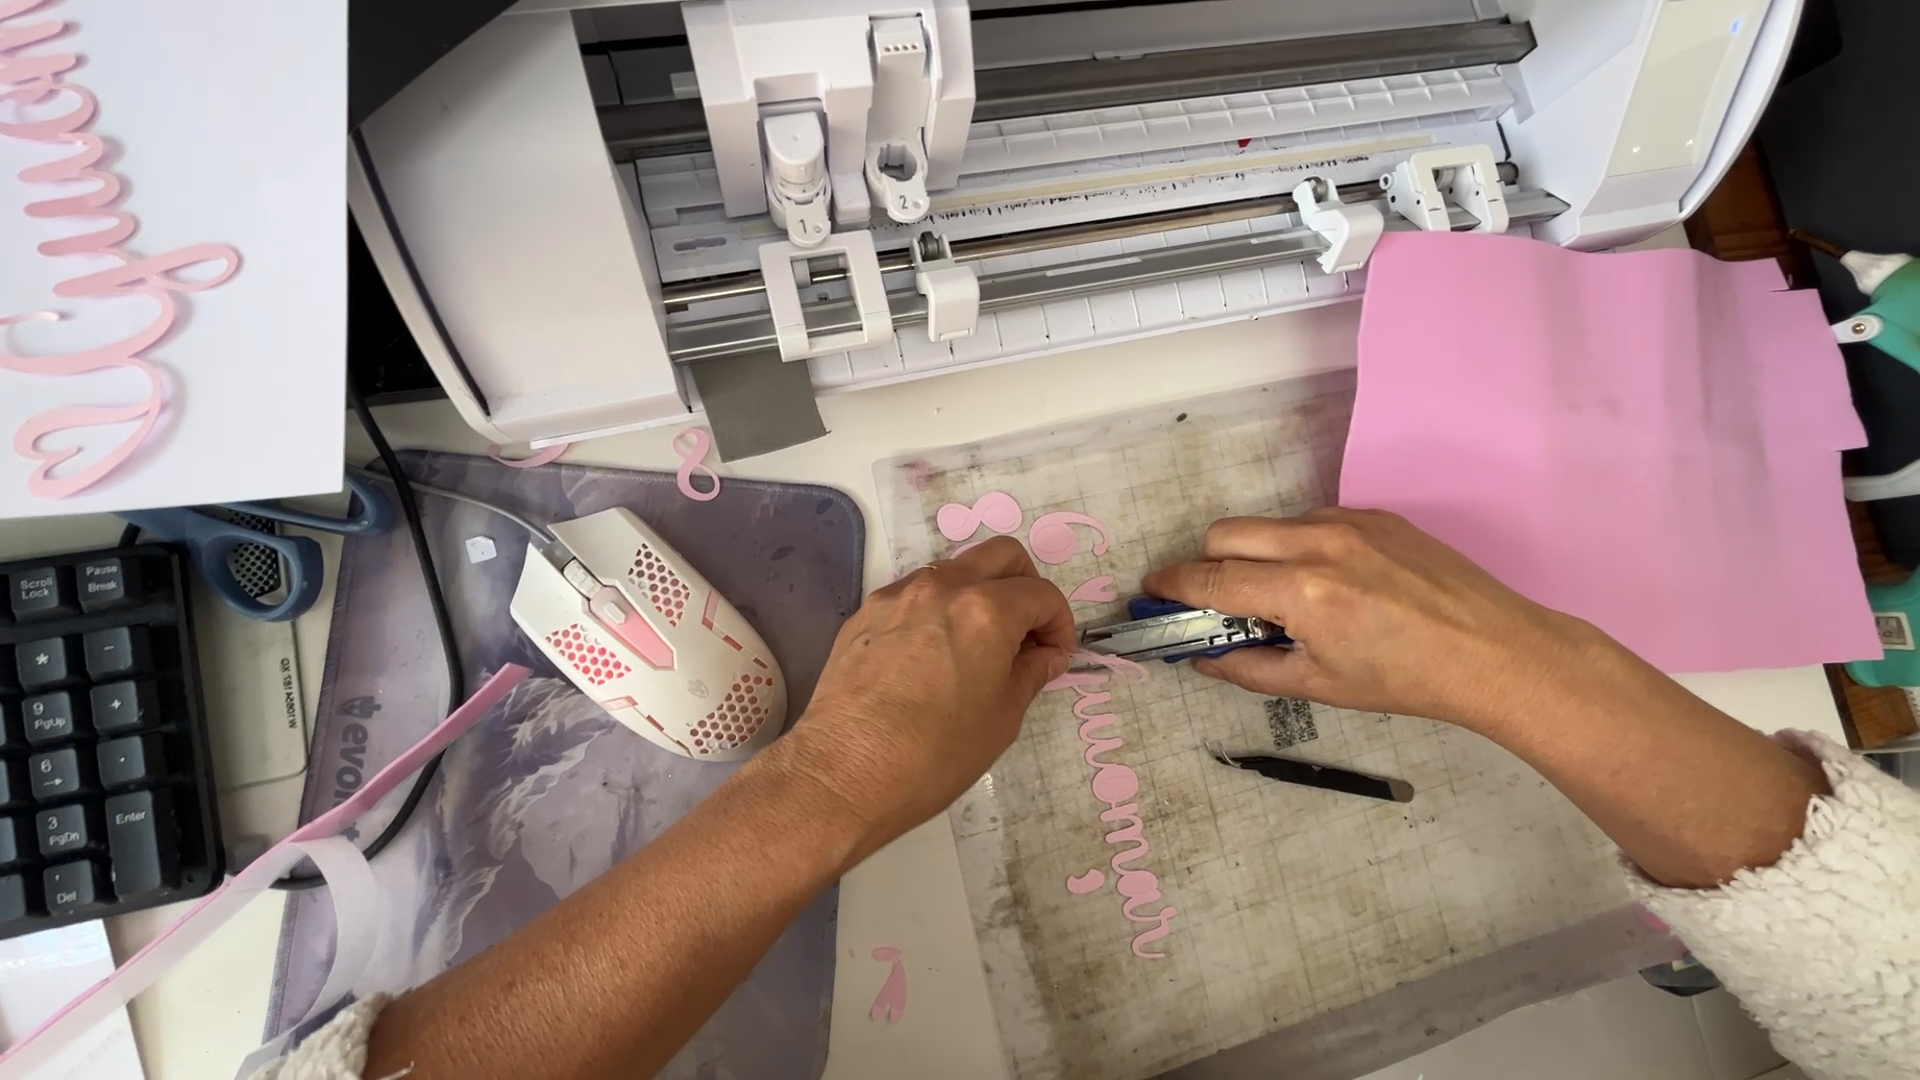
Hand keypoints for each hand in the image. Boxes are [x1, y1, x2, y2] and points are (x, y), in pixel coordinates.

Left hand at [781, 537, 1075, 857]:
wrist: (844, 773)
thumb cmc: (935, 753)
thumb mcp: (1002, 717)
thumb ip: (1031, 672)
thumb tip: (1045, 654)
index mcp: (986, 609)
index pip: (1041, 594)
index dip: (1059, 624)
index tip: (1054, 657)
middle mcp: (942, 586)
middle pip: (1001, 555)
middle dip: (1026, 586)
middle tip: (1026, 632)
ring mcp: (897, 595)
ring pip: (954, 570)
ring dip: (978, 594)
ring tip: (976, 647)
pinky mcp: (865, 613)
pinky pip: (914, 594)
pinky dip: (937, 610)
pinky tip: (930, 657)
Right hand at [1143, 508, 1607, 729]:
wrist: (1498, 653)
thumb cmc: (1404, 680)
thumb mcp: (1318, 685)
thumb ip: (1245, 669)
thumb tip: (1198, 658)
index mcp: (1301, 592)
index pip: (1210, 578)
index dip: (1173, 584)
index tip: (1154, 591)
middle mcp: (1317, 543)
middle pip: (1225, 533)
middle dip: (1206, 563)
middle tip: (1218, 598)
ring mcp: (1348, 521)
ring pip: (1267, 524)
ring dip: (1252, 553)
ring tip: (1281, 592)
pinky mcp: (1373, 514)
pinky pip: (1308, 520)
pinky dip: (1295, 545)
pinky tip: (1326, 579)